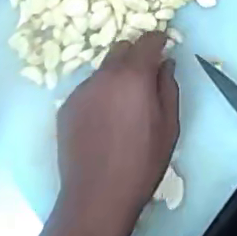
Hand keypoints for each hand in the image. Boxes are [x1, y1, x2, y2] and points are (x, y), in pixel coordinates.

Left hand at [16, 33, 179, 235]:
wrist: (96, 196)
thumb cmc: (141, 164)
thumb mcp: (169, 128)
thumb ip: (168, 88)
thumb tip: (166, 63)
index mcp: (133, 75)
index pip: (147, 41)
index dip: (158, 39)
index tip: (164, 44)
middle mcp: (105, 73)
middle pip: (122, 48)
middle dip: (135, 55)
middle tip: (145, 77)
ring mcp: (83, 87)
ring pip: (104, 69)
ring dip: (116, 77)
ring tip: (123, 107)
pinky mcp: (67, 104)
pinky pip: (88, 89)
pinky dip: (99, 95)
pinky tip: (104, 122)